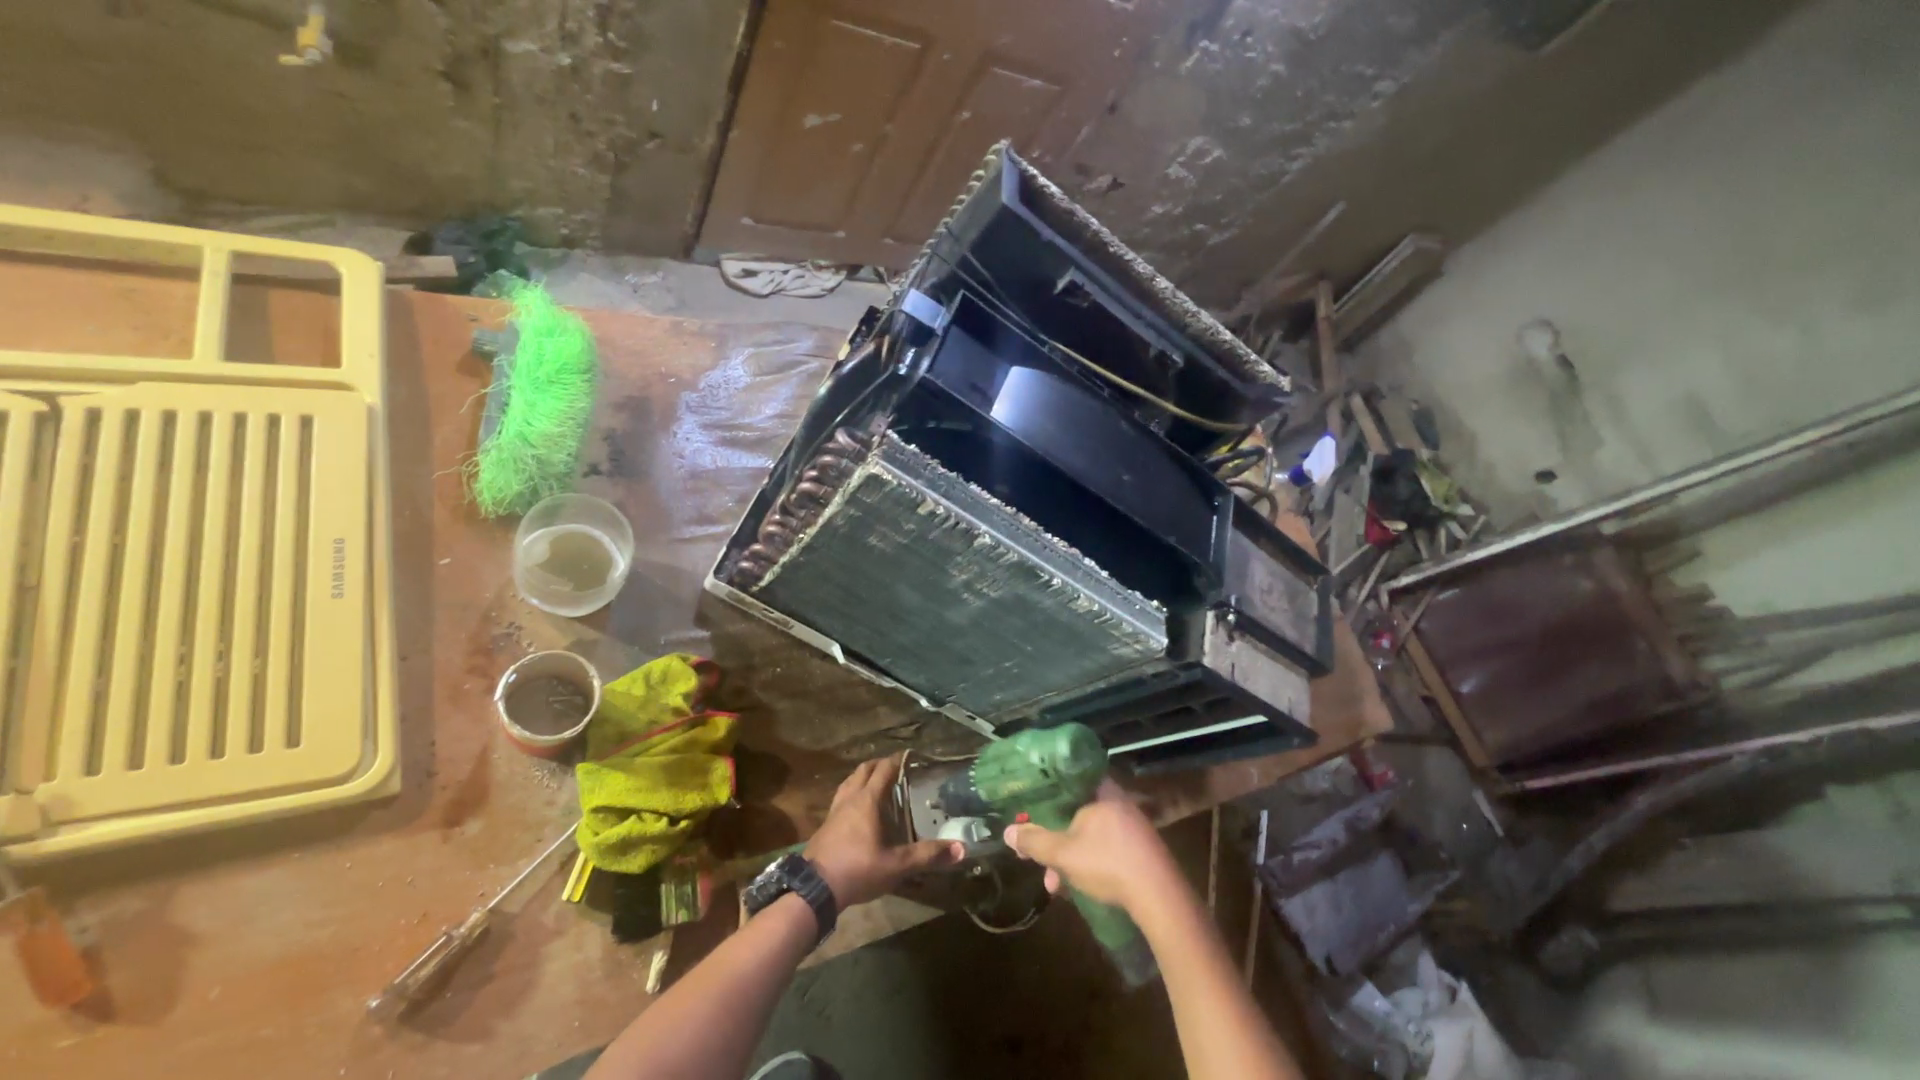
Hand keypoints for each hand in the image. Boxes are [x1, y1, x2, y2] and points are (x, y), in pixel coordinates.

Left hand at [804, 755, 962, 909]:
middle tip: (895, 768)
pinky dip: (852, 794)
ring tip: (875, 783)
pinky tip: (857, 809)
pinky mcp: (825, 825)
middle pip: (863, 771)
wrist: (814, 888)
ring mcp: (834, 811)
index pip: (884, 770)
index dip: (897, 760)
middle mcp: (850, 799)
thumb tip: (961, 848)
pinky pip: (841, 798)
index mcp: (867, 801)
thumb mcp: (897, 865)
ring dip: (862, 777)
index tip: (910, 755)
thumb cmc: (857, 869)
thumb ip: (927, 855)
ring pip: (849, 783)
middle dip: (879, 765)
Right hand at [1003, 781, 1181, 914]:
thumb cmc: (1107, 863)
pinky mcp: (1140, 852)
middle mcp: (1118, 804)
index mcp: (1102, 793)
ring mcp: (1132, 828)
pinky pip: (1105, 851)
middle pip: (1076, 814)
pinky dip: (1088, 865)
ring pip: (1089, 837)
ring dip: (1068, 859)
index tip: (1031, 809)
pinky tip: (1077, 889)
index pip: (1069, 781)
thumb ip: (1034, 841)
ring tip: (1055, 887)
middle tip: (1036, 858)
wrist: (1159, 897)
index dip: (1047, 794)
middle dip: (1053, 840)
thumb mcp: (1063, 853)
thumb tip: (1008, 831)